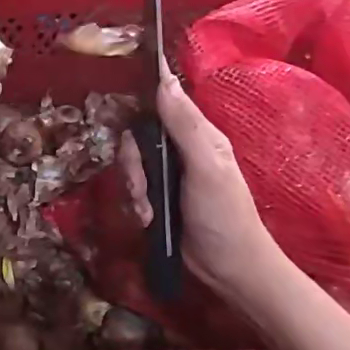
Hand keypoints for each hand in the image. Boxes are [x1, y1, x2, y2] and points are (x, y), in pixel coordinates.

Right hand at [121, 61, 288, 299]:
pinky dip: (135, 204)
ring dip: (134, 188)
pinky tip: (147, 220)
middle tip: (141, 186)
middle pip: (138, 135)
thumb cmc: (225, 214)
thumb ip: (184, 125)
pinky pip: (133, 188)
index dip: (143, 93)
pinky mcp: (158, 197)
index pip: (166, 98)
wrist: (229, 270)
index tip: (120, 96)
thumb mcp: (206, 166)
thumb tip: (164, 79)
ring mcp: (168, 174)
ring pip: (132, 163)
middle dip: (133, 162)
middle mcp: (180, 148)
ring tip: (147, 211)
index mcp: (198, 133)